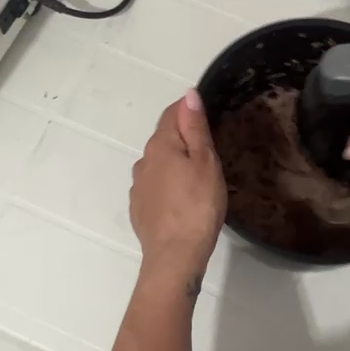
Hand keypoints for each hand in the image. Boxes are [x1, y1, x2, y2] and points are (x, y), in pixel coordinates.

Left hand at [130, 90, 226, 278]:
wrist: (174, 256)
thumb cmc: (197, 206)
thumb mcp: (205, 162)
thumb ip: (195, 128)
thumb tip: (188, 94)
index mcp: (160, 145)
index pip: (172, 113)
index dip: (189, 110)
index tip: (208, 116)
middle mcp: (143, 161)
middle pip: (164, 139)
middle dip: (183, 138)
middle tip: (210, 151)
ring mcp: (138, 186)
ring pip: (158, 164)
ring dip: (175, 163)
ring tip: (198, 178)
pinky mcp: (139, 208)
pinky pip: (155, 186)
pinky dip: (168, 185)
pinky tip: (182, 200)